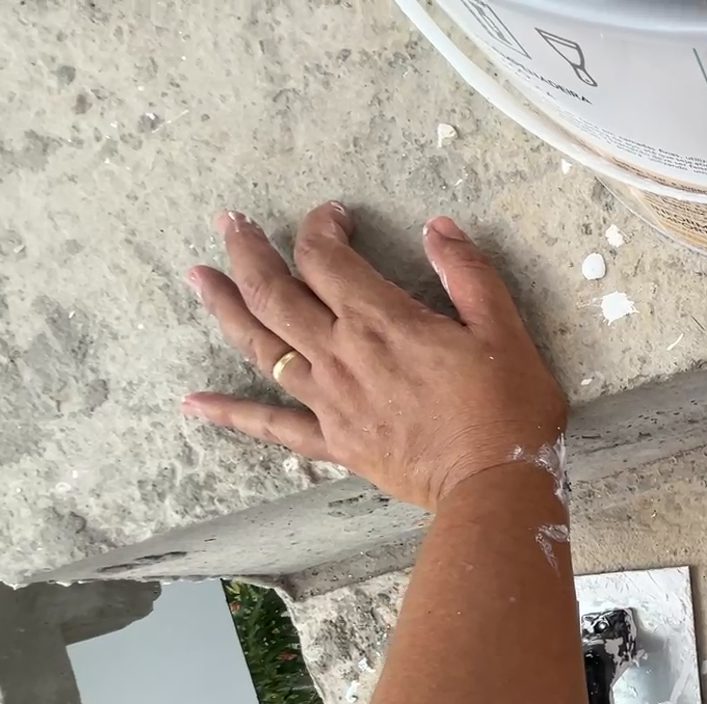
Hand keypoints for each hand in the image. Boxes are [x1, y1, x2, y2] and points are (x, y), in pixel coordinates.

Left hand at [181, 203, 567, 510]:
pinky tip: (196, 404)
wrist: (496, 484)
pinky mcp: (337, 441)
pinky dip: (233, 413)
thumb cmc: (510, 411)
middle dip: (250, 253)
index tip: (333, 216)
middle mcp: (342, 354)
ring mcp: (332, 400)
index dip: (321, 228)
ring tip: (202, 278)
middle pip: (275, 293)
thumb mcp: (508, 335)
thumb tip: (437, 228)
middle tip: (233, 225)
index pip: (328, 259)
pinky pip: (274, 426)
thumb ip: (471, 277)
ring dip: (225, 307)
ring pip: (261, 346)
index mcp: (383, 323)